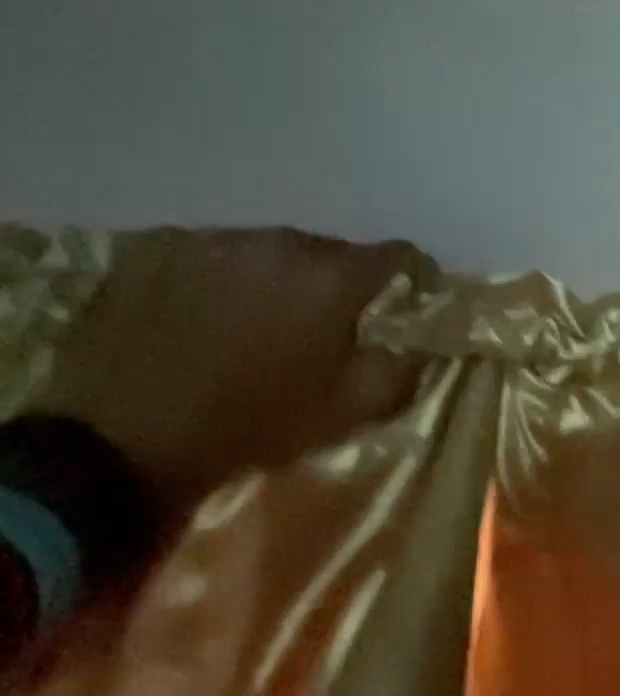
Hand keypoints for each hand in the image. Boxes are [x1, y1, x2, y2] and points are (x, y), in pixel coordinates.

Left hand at [30, 227, 433, 520]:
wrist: (116, 450)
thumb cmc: (253, 426)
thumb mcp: (352, 409)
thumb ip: (405, 366)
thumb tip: (427, 342)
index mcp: (335, 278)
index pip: (397, 254)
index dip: (406, 277)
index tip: (400, 299)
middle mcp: (281, 246)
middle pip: (329, 249)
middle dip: (332, 279)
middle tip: (319, 318)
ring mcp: (212, 244)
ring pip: (267, 249)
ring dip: (273, 275)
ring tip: (255, 314)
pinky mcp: (152, 253)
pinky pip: (206, 253)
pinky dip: (215, 275)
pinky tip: (202, 310)